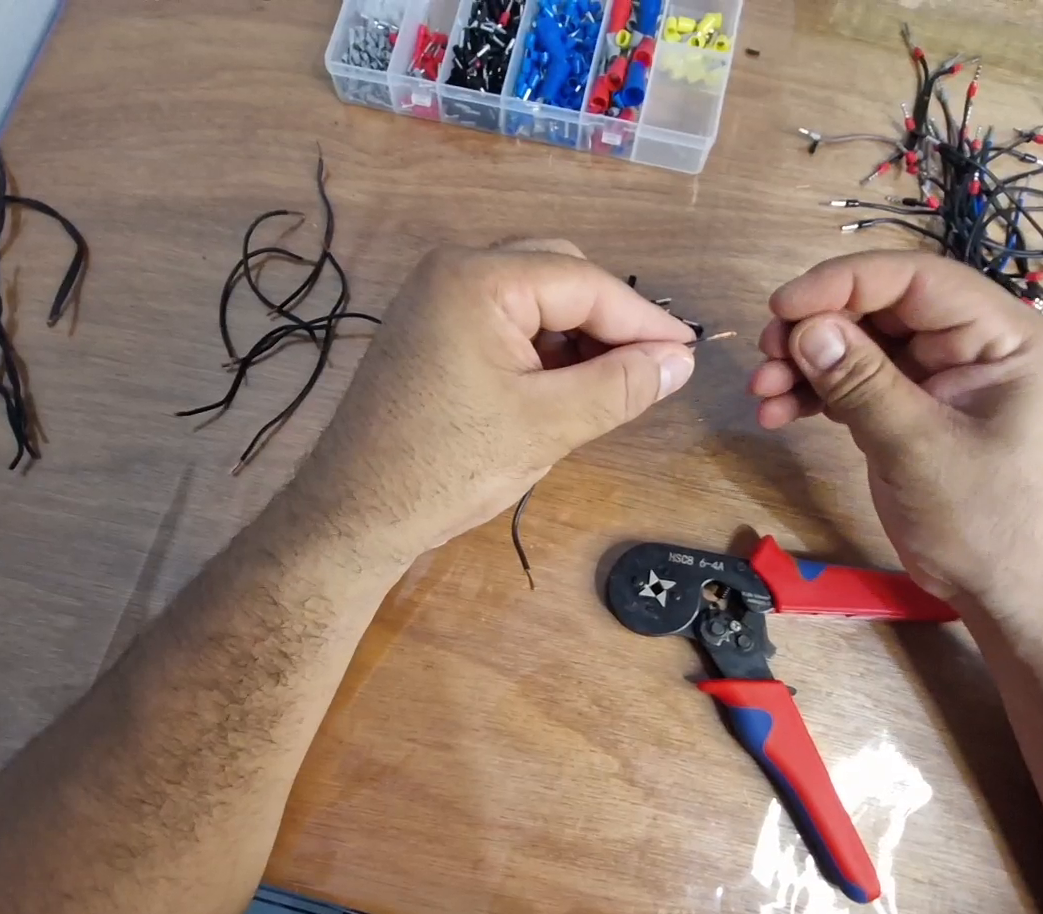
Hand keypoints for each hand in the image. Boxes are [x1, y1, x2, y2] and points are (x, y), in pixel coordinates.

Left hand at [292, 239, 697, 559]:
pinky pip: (501, 323)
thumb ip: (620, 386)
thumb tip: (679, 360)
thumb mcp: (547, 426)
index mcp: (477, 279)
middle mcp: (452, 271)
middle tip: (644, 371)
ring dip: (575, 336)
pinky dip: (539, 349)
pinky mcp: (428, 333)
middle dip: (607, 323)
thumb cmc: (447, 468)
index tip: (687, 352)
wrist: (355, 513)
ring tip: (605, 387)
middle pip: (558, 276)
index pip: (584, 284)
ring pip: (531, 300)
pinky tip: (558, 388)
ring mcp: (434, 301)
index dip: (643, 321)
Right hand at [748, 251, 1042, 612]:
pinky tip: (778, 414)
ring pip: (859, 349)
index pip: (917, 281)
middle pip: (880, 311)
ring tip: (762, 393)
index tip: (780, 307)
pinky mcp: (908, 413)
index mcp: (1000, 338)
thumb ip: (862, 382)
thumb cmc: (985, 520)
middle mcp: (968, 347)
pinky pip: (854, 386)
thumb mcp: (919, 447)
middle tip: (765, 357)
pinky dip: (814, 396)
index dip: (844, 284)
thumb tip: (804, 330)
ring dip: (805, 365)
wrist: (1006, 591)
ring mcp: (935, 381)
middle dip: (816, 329)